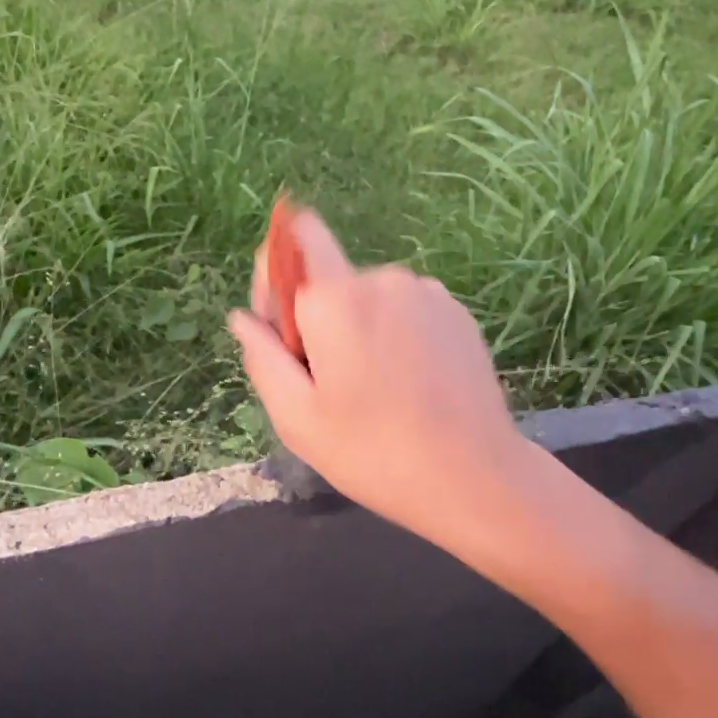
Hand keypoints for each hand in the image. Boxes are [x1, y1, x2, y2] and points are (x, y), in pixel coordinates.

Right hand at [227, 207, 535, 546]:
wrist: (473, 477)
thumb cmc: (373, 453)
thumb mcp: (298, 418)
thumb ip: (263, 357)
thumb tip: (244, 319)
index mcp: (336, 300)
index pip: (297, 239)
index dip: (276, 281)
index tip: (283, 336)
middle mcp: (384, 280)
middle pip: (330, 282)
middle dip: (318, 322)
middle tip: (330, 387)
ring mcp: (428, 294)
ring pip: (369, 300)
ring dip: (359, 333)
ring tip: (374, 394)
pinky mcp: (458, 314)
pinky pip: (406, 313)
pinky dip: (396, 339)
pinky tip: (408, 389)